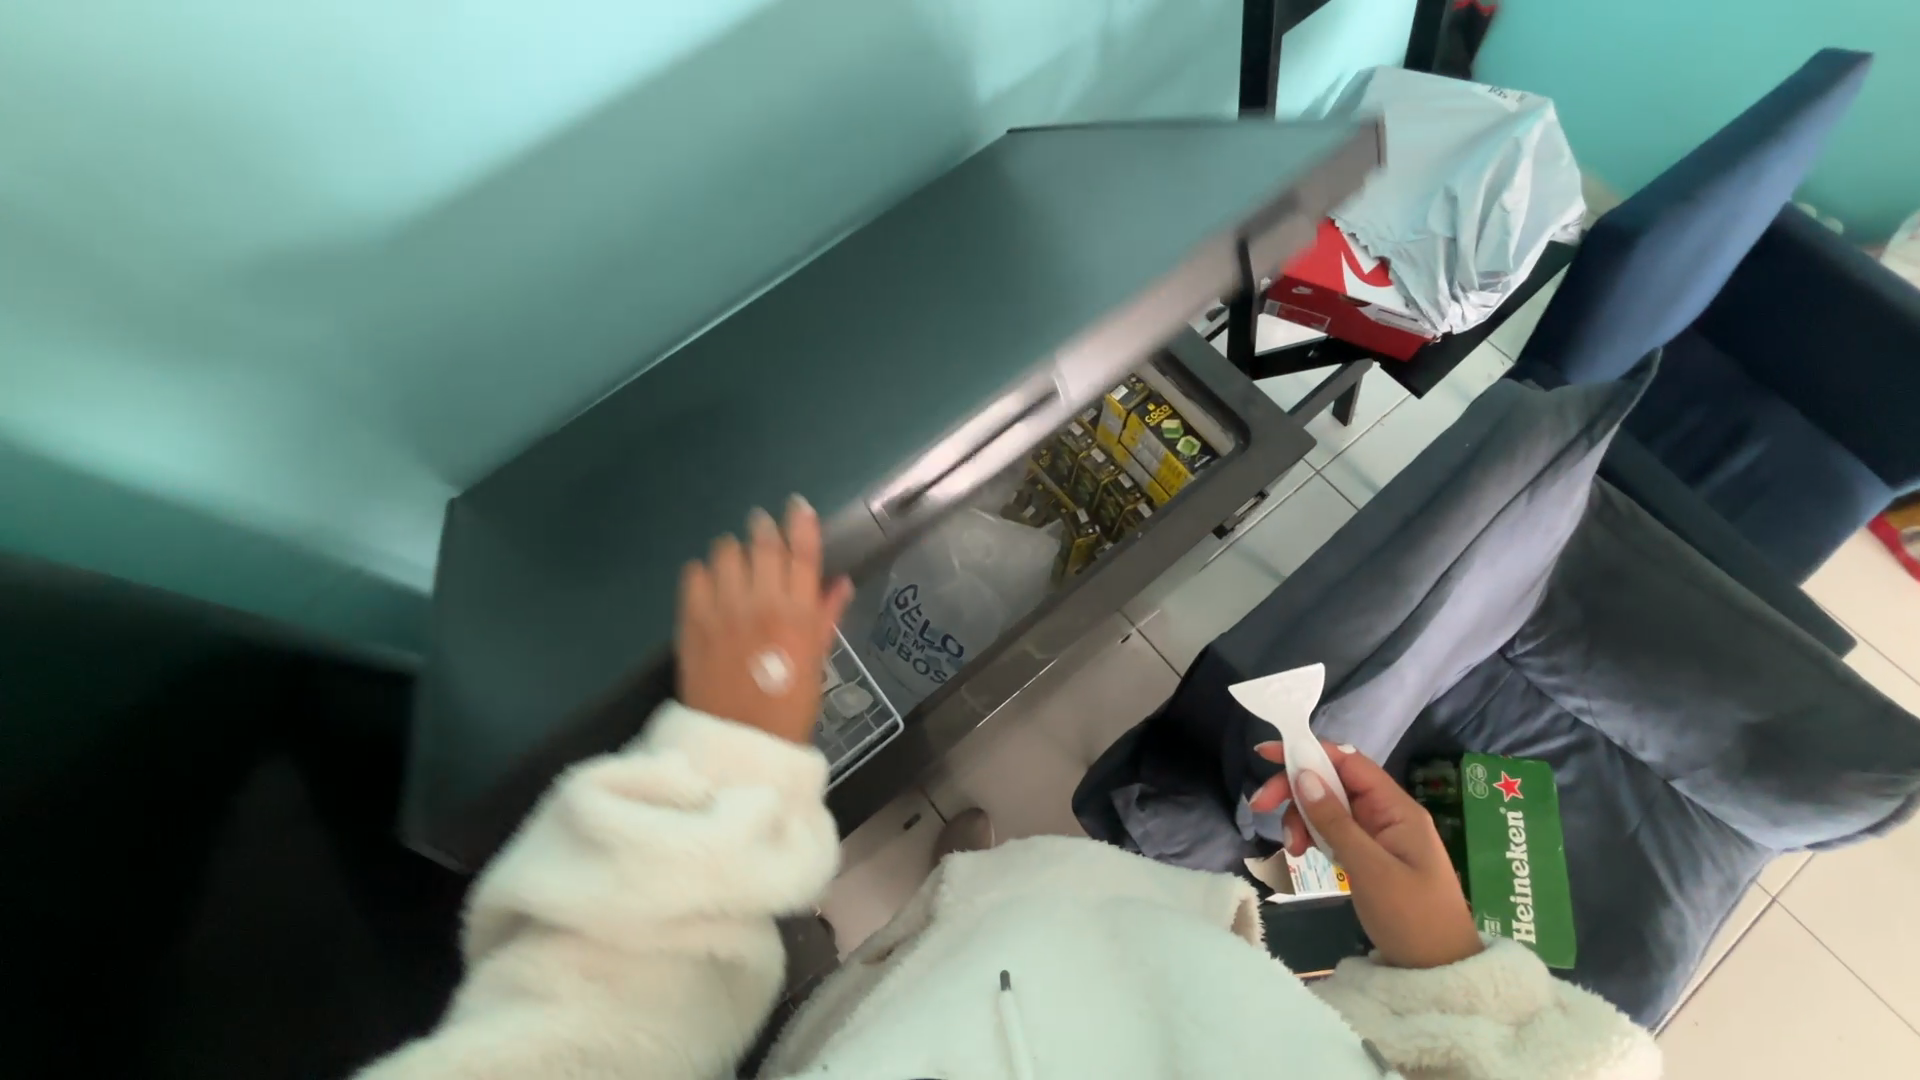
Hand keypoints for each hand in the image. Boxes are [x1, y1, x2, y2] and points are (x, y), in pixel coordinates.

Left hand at [676, 497, 853, 743]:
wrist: (738, 746)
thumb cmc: (788, 707)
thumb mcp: (816, 662)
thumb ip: (825, 617)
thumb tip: (839, 582)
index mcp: (799, 615)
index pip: (804, 554)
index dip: (802, 524)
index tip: (798, 507)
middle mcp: (762, 604)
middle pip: (764, 544)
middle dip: (764, 529)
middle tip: (762, 526)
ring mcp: (723, 610)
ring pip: (726, 552)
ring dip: (735, 550)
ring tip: (736, 560)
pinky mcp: (692, 621)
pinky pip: (694, 575)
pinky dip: (704, 571)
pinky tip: (711, 582)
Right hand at [1249, 740, 1481, 968]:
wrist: (1439, 973)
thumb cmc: (1413, 919)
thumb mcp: (1371, 870)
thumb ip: (1335, 821)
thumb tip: (1303, 775)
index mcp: (1396, 809)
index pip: (1347, 762)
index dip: (1307, 752)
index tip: (1265, 755)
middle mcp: (1386, 813)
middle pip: (1331, 782)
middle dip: (1294, 789)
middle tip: (1259, 806)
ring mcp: (1377, 833)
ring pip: (1326, 806)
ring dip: (1301, 818)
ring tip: (1293, 849)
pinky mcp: (1367, 853)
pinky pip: (1331, 829)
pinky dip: (1311, 835)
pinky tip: (1302, 853)